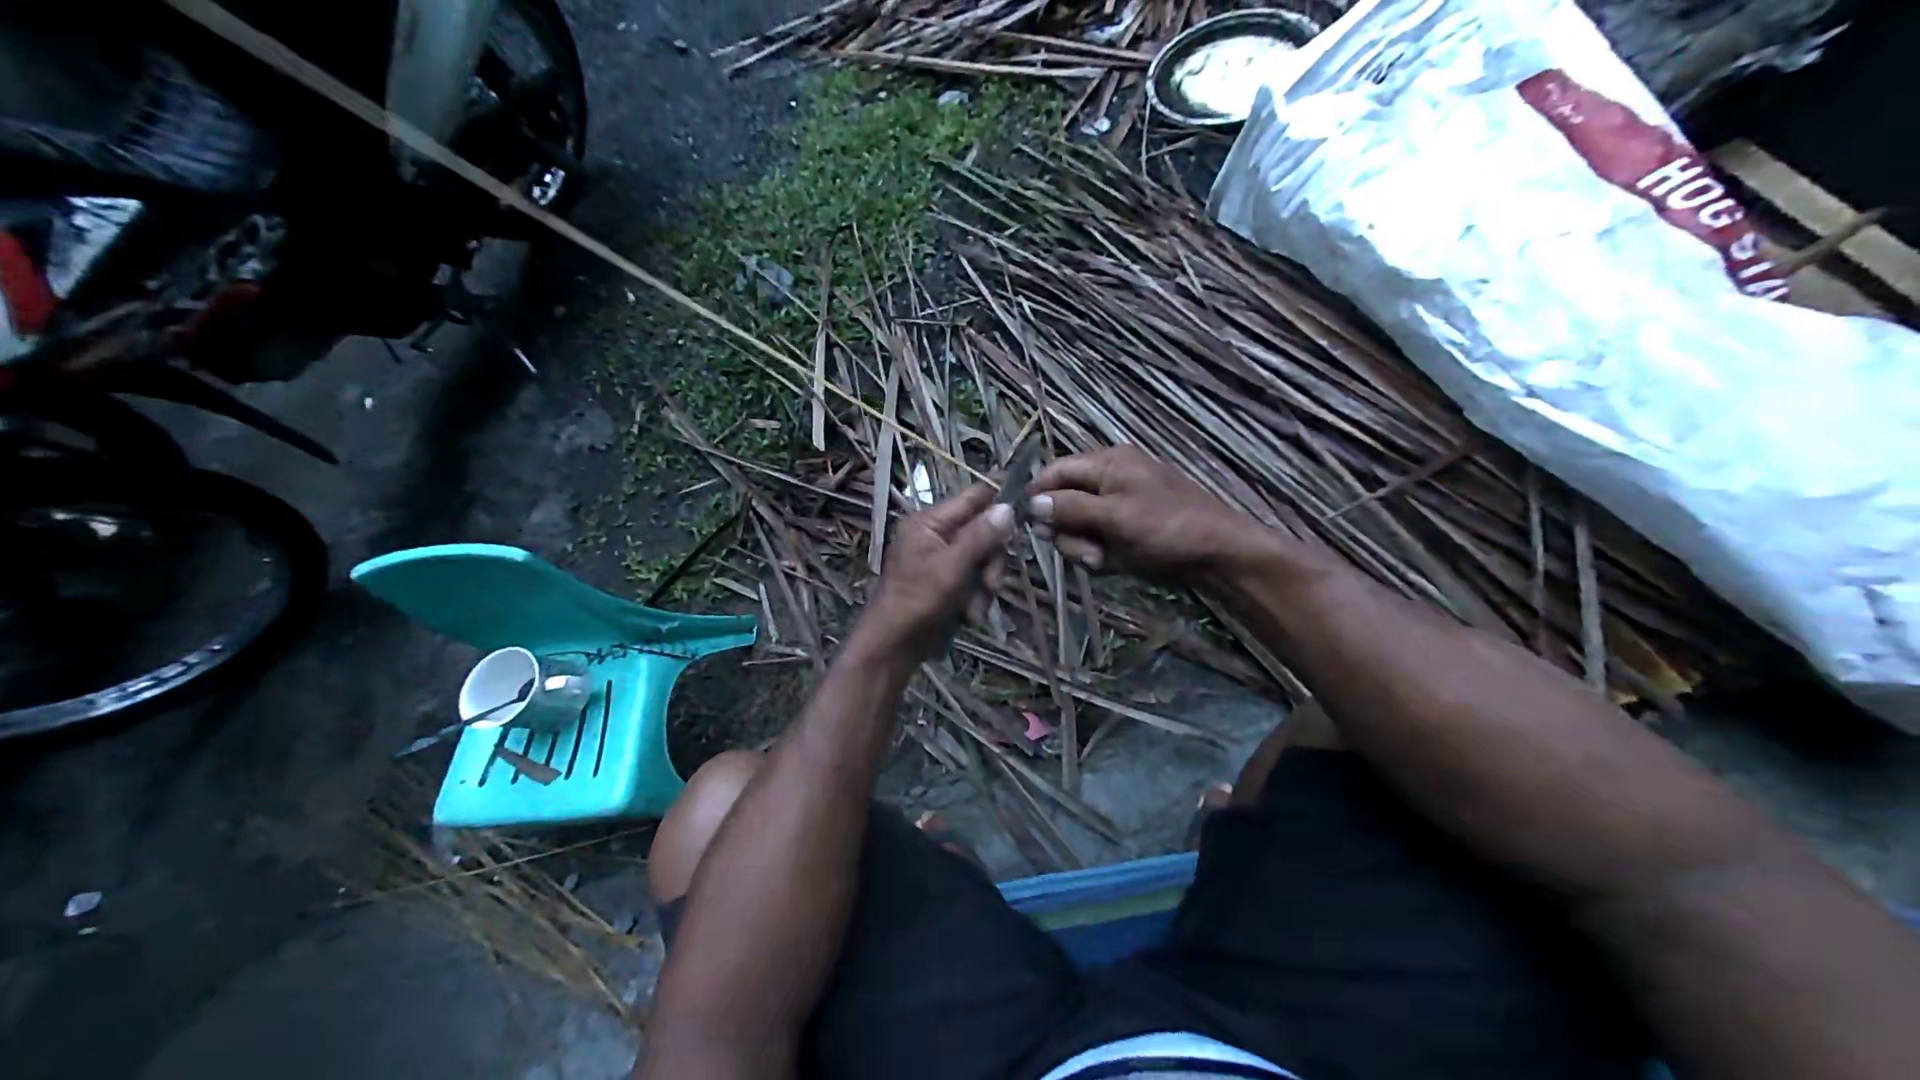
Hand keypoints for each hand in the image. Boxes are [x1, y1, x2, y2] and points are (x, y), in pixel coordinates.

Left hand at [862, 485, 1014, 659]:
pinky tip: (968, 615)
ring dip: (984, 586)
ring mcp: (942, 560)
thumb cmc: (918, 601)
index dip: (999, 501)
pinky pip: (974, 581)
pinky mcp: (947, 583)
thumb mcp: (952, 566)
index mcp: (930, 522)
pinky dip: (976, 599)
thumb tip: (1007, 507)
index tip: (1025, 509)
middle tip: (990, 585)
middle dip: (991, 562)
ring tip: (973, 608)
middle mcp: (936, 535)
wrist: (894, 645)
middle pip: (984, 533)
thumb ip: (981, 536)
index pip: (972, 498)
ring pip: (983, 560)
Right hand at [1028, 446, 1263, 581]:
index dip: (1037, 497)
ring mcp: (1118, 505)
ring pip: (1077, 525)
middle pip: (1062, 502)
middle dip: (1066, 530)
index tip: (1029, 527)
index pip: (1054, 472)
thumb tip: (1032, 504)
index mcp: (1107, 463)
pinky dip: (1100, 553)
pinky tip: (1114, 563)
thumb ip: (1070, 508)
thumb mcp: (1114, 516)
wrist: (1219, 555)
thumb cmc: (1167, 528)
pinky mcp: (1126, 528)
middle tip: (1085, 551)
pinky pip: (1096, 539)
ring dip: (1083, 546)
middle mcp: (1109, 478)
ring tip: (1103, 560)